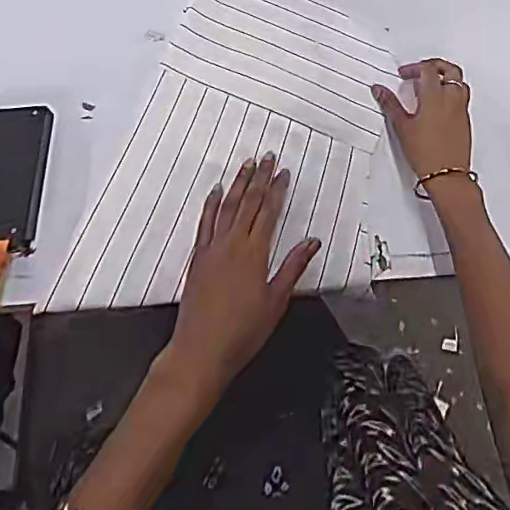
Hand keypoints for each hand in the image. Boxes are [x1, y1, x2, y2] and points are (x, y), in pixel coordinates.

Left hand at [164, 154, 320, 390]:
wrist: (201, 351)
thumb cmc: (242, 333)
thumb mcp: (276, 302)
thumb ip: (293, 268)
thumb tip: (311, 242)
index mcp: (254, 253)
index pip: (268, 212)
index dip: (277, 190)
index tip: (283, 173)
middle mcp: (232, 244)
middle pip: (248, 202)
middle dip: (260, 178)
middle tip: (268, 157)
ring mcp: (212, 248)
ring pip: (227, 206)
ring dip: (238, 183)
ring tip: (247, 165)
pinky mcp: (198, 257)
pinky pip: (205, 222)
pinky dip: (211, 204)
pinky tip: (215, 191)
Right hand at [371, 58, 473, 182]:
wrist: (447, 175)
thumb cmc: (426, 153)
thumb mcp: (402, 126)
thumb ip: (391, 104)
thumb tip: (380, 90)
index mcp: (435, 97)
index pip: (428, 70)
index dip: (414, 67)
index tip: (404, 74)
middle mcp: (452, 99)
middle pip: (449, 69)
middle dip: (434, 65)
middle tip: (421, 70)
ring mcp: (461, 109)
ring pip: (459, 81)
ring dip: (446, 76)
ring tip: (431, 84)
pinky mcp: (465, 120)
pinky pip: (462, 96)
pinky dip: (451, 91)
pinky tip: (439, 102)